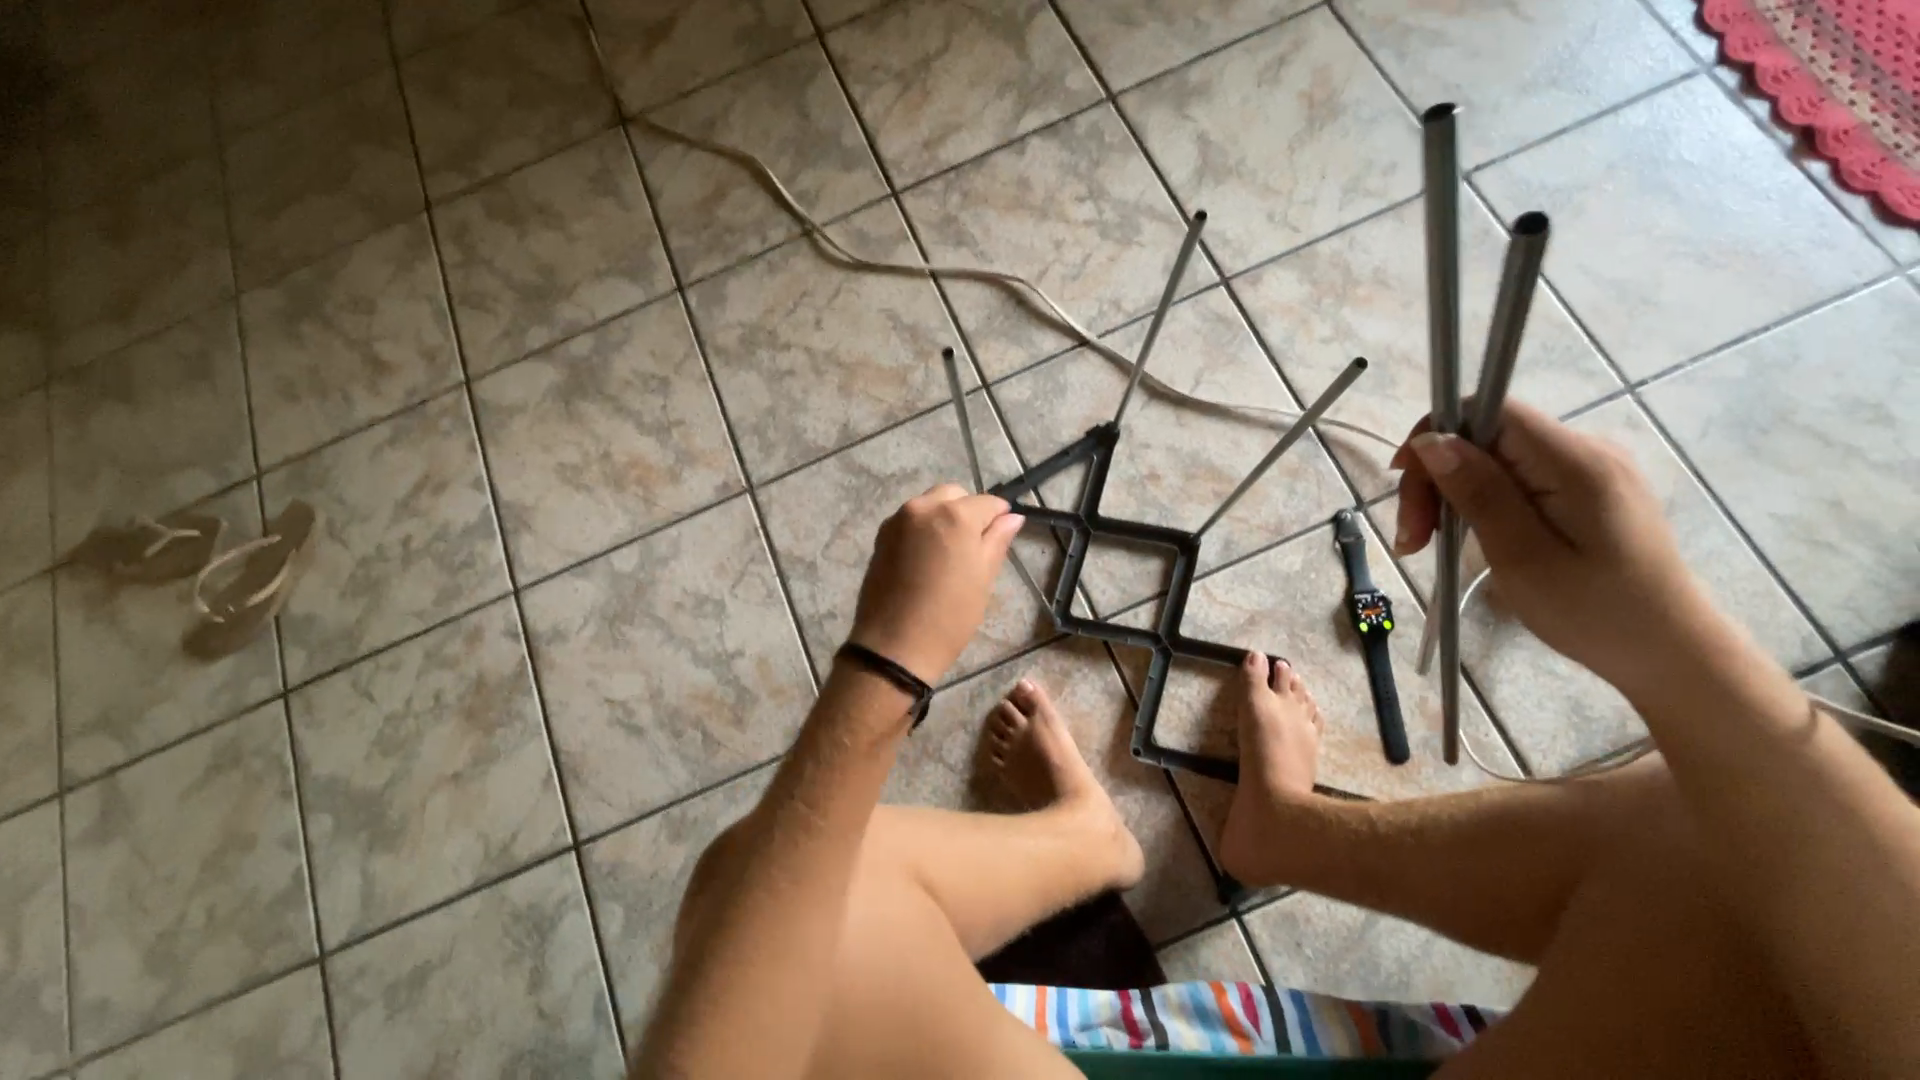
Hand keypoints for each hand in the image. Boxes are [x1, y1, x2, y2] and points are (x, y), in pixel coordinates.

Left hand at [847, 484, 1025, 685]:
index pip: (987, 503)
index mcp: (955, 516)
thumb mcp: (982, 579)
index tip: (1003, 534)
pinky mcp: (881, 536)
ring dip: (944, 518)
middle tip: (975, 546)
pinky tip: (928, 559)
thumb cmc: (949, 617)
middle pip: (954, 496)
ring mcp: (898, 520)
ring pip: (930, 504)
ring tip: (950, 554)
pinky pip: (910, 520)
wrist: (895, 646)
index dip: (999, 516)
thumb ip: (997, 541)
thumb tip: (1012, 518)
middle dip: (969, 511)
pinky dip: (924, 528)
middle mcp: (924, 508)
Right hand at [1393, 401, 1711, 689]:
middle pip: (1486, 436)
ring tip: (1431, 546)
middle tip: (1412, 540)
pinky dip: (1481, 502)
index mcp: (1575, 461)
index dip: (1436, 432)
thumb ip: (1479, 492)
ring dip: (1453, 495)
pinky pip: (1517, 478)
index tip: (1401, 480)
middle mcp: (1586, 450)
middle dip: (1437, 478)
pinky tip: (1468, 538)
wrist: (1668, 651)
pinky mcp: (1587, 490)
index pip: (1490, 410)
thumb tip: (1432, 441)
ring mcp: (1590, 469)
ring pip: (1495, 459)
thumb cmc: (1594, 612)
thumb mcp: (1522, 557)